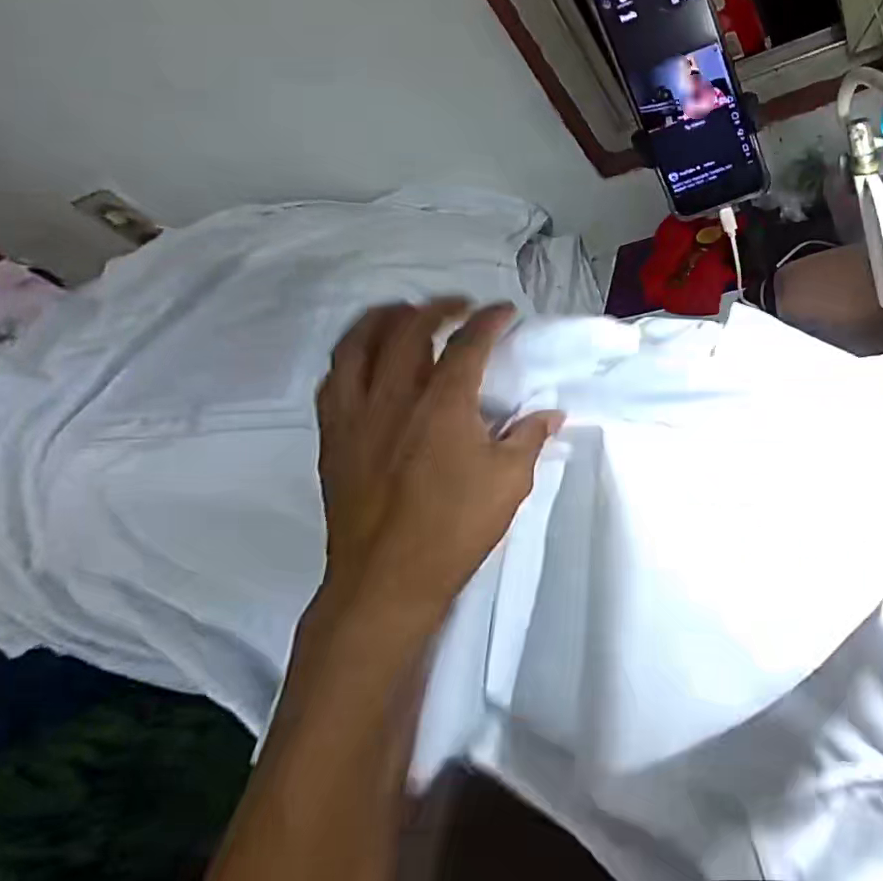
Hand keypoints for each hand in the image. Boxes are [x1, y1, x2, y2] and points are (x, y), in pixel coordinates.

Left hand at [312, 300, 560, 631]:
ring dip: (381, 321)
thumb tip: (548, 414)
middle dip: (434, 309)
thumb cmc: (458, 524)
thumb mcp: (512, 479)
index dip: (488, 321)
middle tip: (458, 305)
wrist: (388, 576)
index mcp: (443, 406)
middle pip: (406, 333)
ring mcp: (355, 418)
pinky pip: (333, 382)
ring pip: (356, 348)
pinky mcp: (334, 439)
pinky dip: (351, 357)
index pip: (467, 346)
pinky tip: (364, 361)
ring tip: (402, 313)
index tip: (505, 310)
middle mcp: (394, 400)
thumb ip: (529, 437)